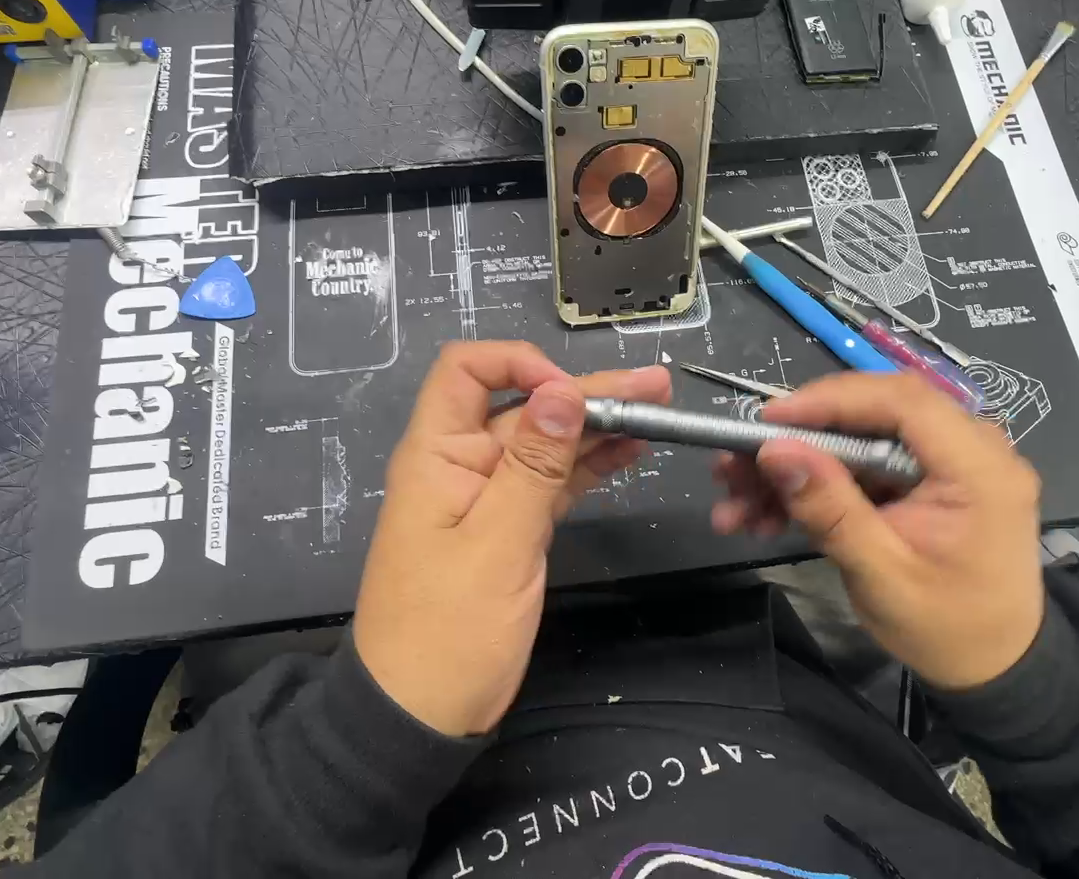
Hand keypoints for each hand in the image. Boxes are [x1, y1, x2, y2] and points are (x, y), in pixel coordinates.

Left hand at [355, 342, 669, 735]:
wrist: (421, 716)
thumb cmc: (449, 630)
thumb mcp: (496, 544)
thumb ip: (533, 464)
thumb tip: (562, 390)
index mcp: (438, 453)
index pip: (466, 371)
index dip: (518, 363)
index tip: (570, 390)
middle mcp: (464, 462)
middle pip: (526, 407)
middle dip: (587, 393)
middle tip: (655, 386)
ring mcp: (491, 495)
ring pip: (547, 444)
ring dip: (598, 427)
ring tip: (657, 413)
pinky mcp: (512, 527)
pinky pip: (553, 482)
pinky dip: (589, 467)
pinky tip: (629, 453)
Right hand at [710, 372, 1042, 689]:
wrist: (993, 669)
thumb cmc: (948, 630)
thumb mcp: (882, 575)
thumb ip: (830, 510)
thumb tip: (774, 452)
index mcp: (978, 468)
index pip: (902, 400)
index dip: (830, 399)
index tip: (767, 422)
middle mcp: (967, 449)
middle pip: (869, 413)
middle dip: (796, 438)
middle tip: (735, 464)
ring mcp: (942, 462)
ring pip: (853, 439)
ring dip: (792, 466)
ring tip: (735, 501)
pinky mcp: (918, 478)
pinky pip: (856, 465)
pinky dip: (810, 485)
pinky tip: (763, 515)